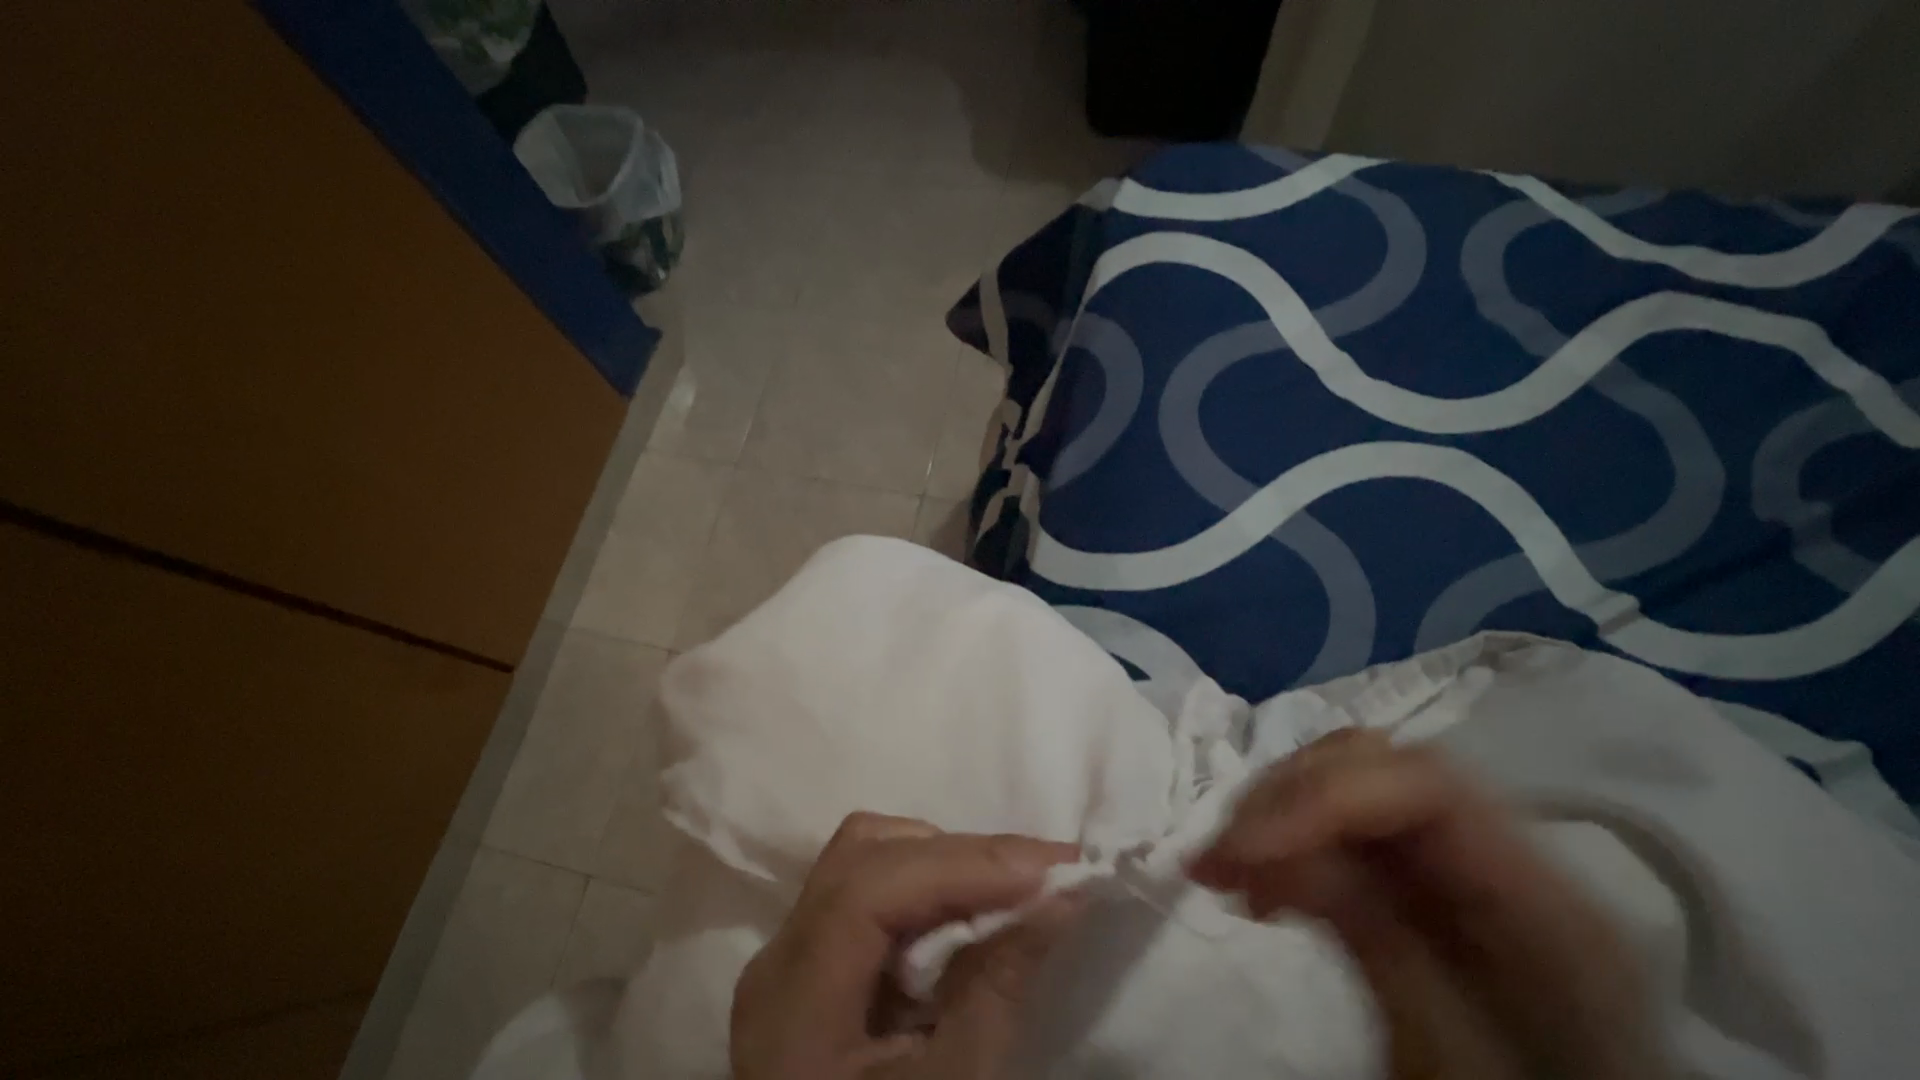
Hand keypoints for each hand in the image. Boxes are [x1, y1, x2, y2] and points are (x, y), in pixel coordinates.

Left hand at [731, 812, 1080, 1079]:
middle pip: (864, 857)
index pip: (868, 890)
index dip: (962, 864)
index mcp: (794, 999)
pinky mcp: (813, 963)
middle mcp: (778, 957)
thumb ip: (999, 986)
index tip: (1050, 869)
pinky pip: (869, 892)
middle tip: (1047, 872)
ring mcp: (790, 956)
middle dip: (962, 855)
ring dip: (945, 862)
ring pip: (865, 859)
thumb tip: (1061, 894)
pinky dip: (928, 887)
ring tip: (1012, 890)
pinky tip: (972, 910)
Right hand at [1188, 730, 1666, 1079]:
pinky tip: (1259, 882)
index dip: (1322, 795)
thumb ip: (1374, 942)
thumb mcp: (1445, 1051)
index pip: (1426, 785)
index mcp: (1545, 899)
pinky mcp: (1431, 877)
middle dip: (1286, 796)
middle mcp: (1508, 852)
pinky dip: (1290, 839)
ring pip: (1356, 780)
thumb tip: (1273, 850)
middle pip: (1385, 765)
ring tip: (1226, 870)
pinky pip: (1350, 827)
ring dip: (1277, 811)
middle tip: (1217, 858)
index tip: (1239, 848)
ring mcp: (1467, 858)